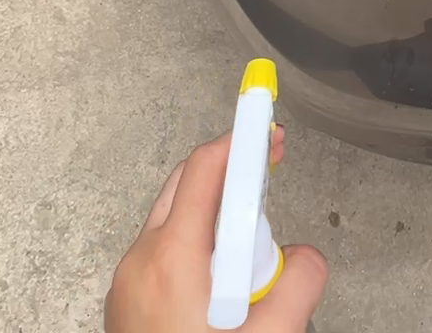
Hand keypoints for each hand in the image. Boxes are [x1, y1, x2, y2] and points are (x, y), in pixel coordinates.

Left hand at [106, 127, 327, 331]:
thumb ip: (300, 281)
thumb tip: (304, 257)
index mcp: (171, 258)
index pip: (208, 168)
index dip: (244, 140)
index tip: (270, 124)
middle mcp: (141, 260)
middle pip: (189, 183)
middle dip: (234, 176)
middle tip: (271, 185)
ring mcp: (128, 283)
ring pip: (178, 217)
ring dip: (220, 218)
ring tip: (253, 263)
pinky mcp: (127, 305)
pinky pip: (169, 250)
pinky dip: (202, 247)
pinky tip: (226, 289)